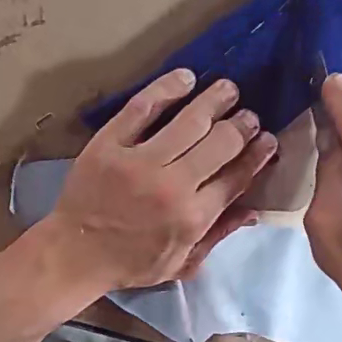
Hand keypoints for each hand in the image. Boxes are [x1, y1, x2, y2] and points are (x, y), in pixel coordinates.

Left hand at [39, 69, 277, 291]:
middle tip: (248, 116)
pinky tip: (186, 78)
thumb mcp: (181, 263)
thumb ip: (217, 235)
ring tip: (228, 89)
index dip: (258, 154)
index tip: (266, 140)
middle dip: (243, 125)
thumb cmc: (130, 263)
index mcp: (192, 217)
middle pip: (221, 142)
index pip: (237, 176)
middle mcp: (172, 186)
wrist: (74, 254)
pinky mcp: (110, 144)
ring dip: (216, 100)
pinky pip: (142, 108)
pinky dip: (167, 88)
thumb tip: (253, 211)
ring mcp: (139, 161)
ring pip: (190, 120)